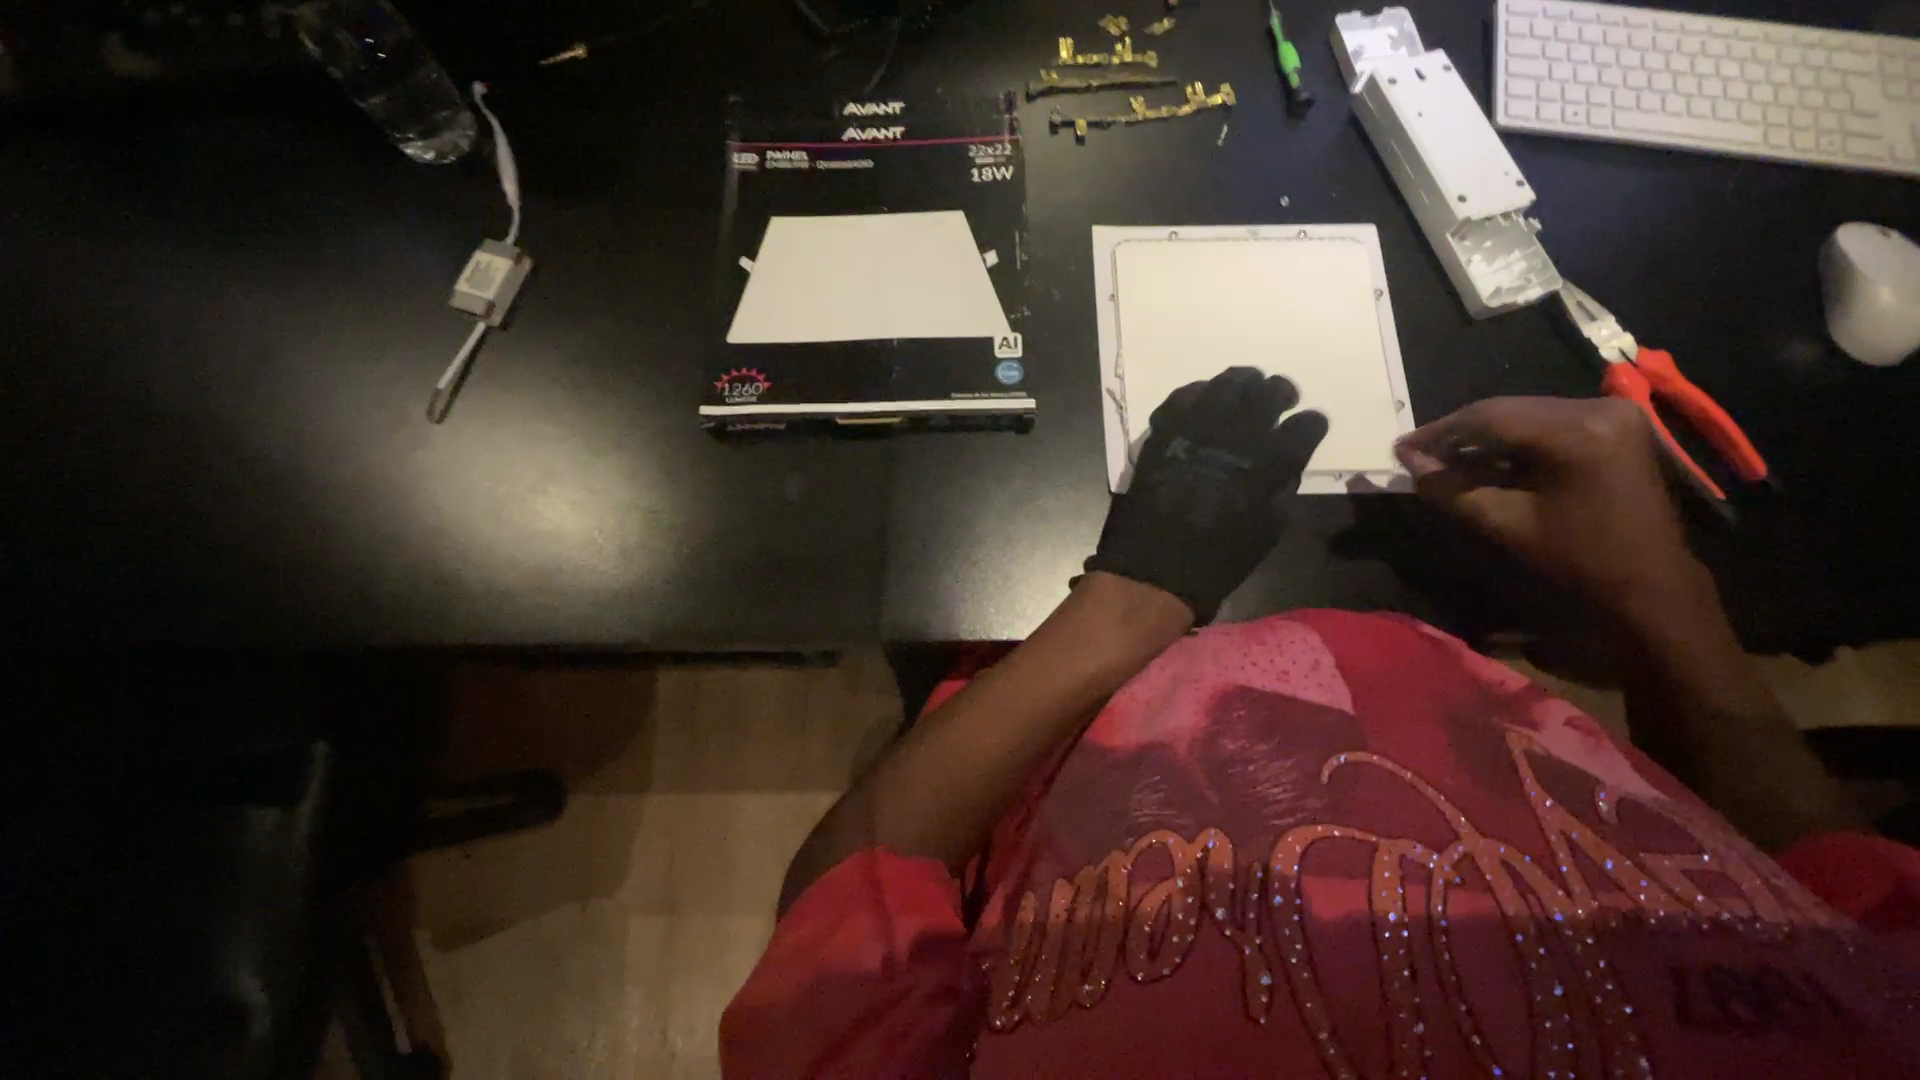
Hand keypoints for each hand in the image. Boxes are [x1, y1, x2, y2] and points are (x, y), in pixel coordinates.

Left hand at [1085, 368, 1328, 623]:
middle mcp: (1234, 438)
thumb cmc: (1216, 561)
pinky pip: (1180, 398)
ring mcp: (1194, 431)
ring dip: (1241, 382)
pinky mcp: (1161, 434)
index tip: (1311, 423)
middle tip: (1282, 395)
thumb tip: (1288, 463)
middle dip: (1280, 391)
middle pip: (1266, 394)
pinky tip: (1205, 397)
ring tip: (1246, 386)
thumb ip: (1282, 489)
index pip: (1304, 427)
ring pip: (1224, 386)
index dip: (1312, 423)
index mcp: (1268, 465)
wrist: (1153, 570)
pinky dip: (1196, 392)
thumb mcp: (1267, 531)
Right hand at [1393, 396, 1706, 613]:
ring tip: (1447, 459)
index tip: (1402, 448)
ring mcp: (1613, 411)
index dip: (1439, 431)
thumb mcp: (1505, 524)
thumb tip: (1408, 461)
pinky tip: (1487, 459)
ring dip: (1483, 435)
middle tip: (1418, 454)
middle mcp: (1598, 408)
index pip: (1490, 417)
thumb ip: (1451, 489)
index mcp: (1577, 432)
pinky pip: (1548, 421)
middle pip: (1508, 410)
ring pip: (1525, 413)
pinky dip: (1513, 439)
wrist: (1651, 579)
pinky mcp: (1615, 422)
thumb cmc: (1578, 557)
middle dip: (1458, 432)